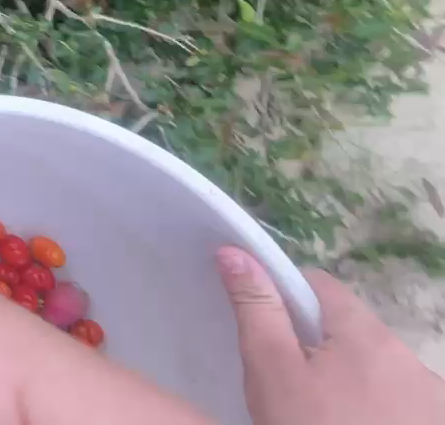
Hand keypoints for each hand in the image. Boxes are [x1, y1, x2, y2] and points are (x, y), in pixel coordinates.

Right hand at [218, 247, 444, 424]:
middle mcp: (417, 363)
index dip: (284, 292)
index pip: (320, 284)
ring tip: (322, 404)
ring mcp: (437, 401)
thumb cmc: (309, 424)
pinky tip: (354, 421)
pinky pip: (401, 395)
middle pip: (351, 326)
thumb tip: (234, 251)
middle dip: (316, 339)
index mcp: (371, 338)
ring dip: (348, 371)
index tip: (264, 322)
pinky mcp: (438, 424)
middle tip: (288, 372)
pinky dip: (375, 400)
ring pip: (376, 363)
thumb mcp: (270, 365)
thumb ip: (256, 304)